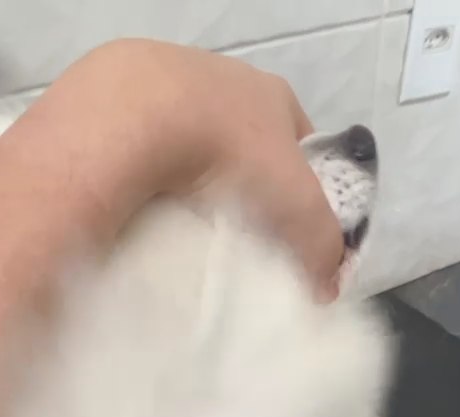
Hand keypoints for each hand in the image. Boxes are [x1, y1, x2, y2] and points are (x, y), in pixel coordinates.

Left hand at [17, 40, 346, 299]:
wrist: (140, 119)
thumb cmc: (237, 153)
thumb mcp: (300, 206)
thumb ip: (323, 246)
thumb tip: (328, 288)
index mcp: (275, 96)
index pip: (304, 148)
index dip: (308, 191)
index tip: (298, 233)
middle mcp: (227, 86)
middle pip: (253, 153)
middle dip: (255, 197)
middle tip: (252, 243)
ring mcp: (174, 97)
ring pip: (203, 158)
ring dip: (206, 195)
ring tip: (205, 238)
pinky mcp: (130, 116)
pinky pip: (159, 164)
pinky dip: (165, 192)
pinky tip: (165, 221)